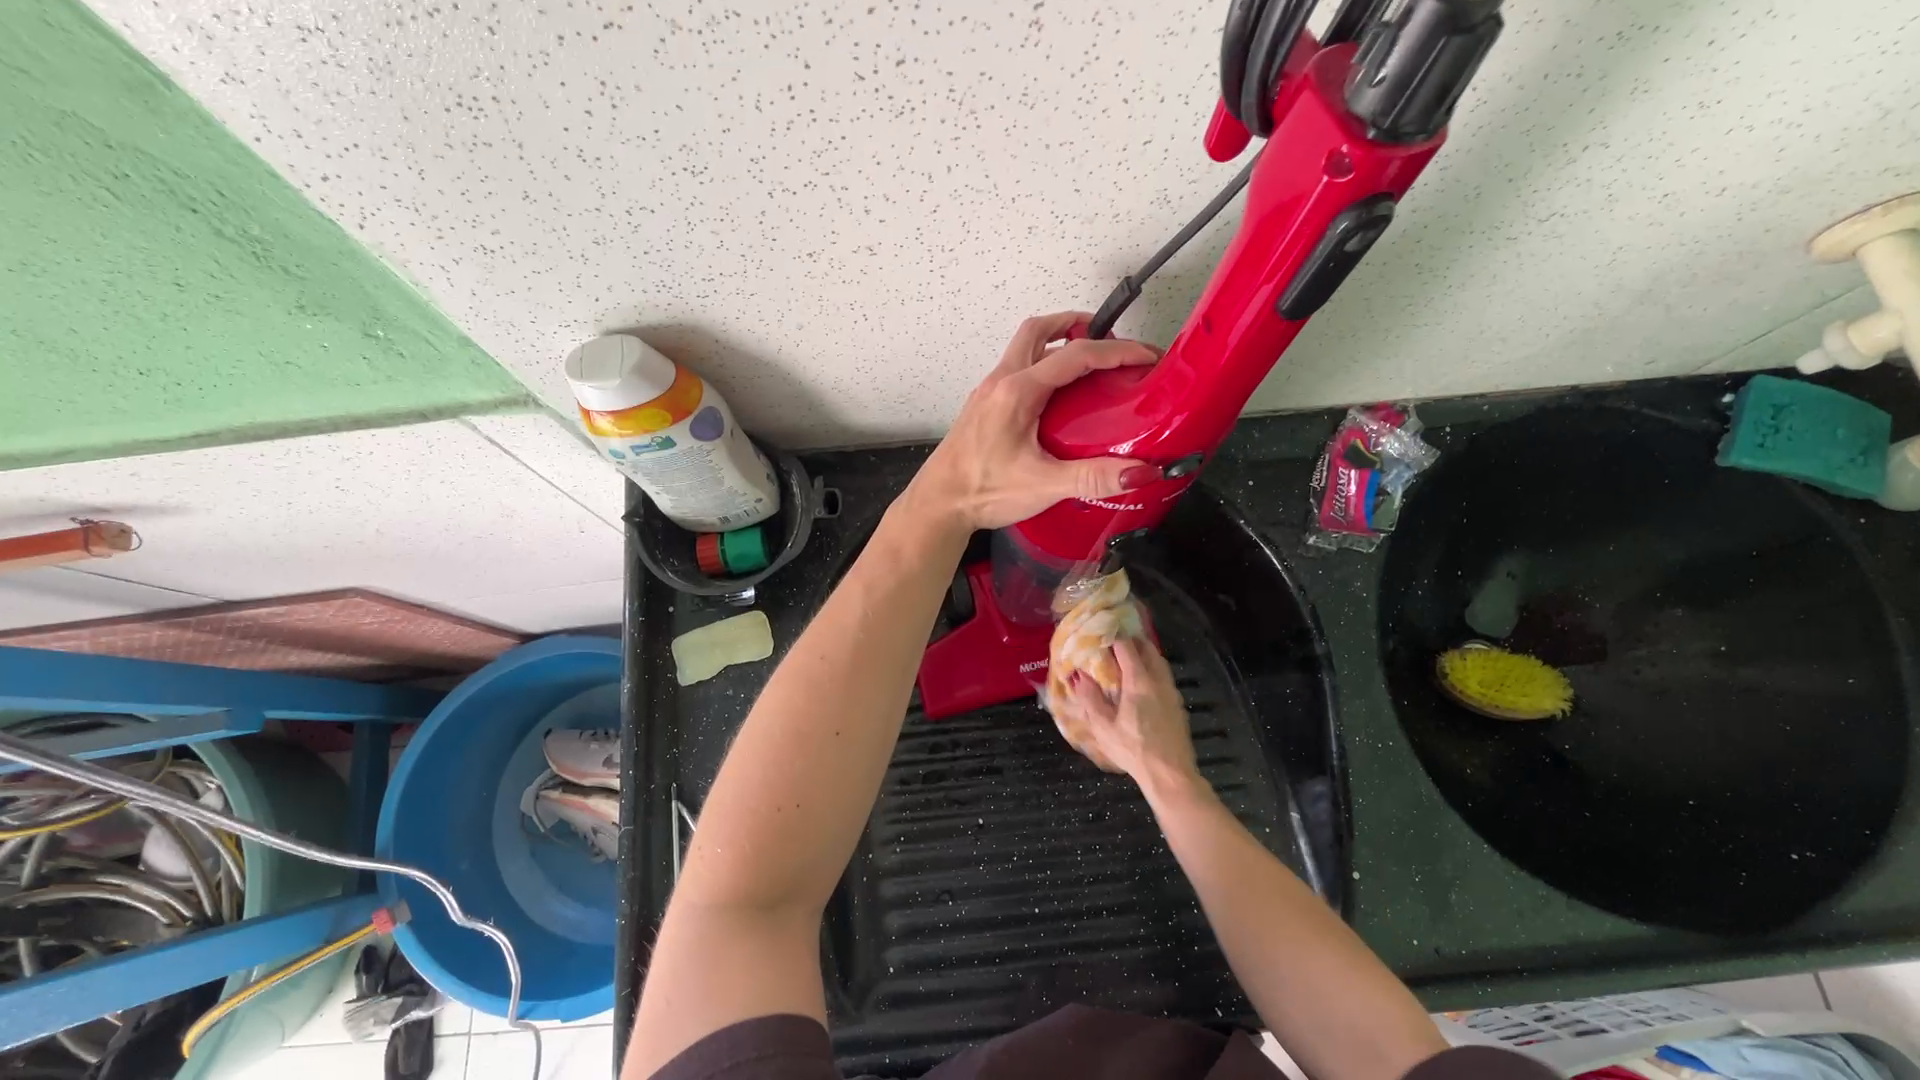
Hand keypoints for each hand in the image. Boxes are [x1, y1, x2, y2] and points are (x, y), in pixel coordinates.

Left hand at [905, 312, 1160, 532]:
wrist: (938, 506)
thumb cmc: (980, 492)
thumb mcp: (1044, 486)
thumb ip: (1093, 477)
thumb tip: (1139, 472)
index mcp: (1017, 392)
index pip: (1075, 355)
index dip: (1116, 351)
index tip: (1145, 356)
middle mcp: (1000, 383)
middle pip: (1038, 330)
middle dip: (1076, 324)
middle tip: (1108, 337)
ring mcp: (988, 394)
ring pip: (1023, 348)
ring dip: (1055, 343)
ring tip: (1087, 361)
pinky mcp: (984, 408)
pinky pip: (1015, 371)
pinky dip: (1041, 367)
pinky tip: (1058, 397)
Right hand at [1069, 637, 1201, 794]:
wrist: (1170, 773)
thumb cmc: (1133, 749)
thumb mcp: (1104, 727)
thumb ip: (1091, 699)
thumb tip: (1080, 677)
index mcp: (1139, 681)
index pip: (1127, 647)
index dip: (1113, 637)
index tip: (1101, 634)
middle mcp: (1158, 681)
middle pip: (1148, 649)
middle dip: (1132, 641)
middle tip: (1115, 643)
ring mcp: (1171, 692)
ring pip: (1160, 663)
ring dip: (1145, 655)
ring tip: (1128, 661)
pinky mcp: (1178, 705)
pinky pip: (1164, 678)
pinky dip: (1153, 671)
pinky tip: (1142, 686)